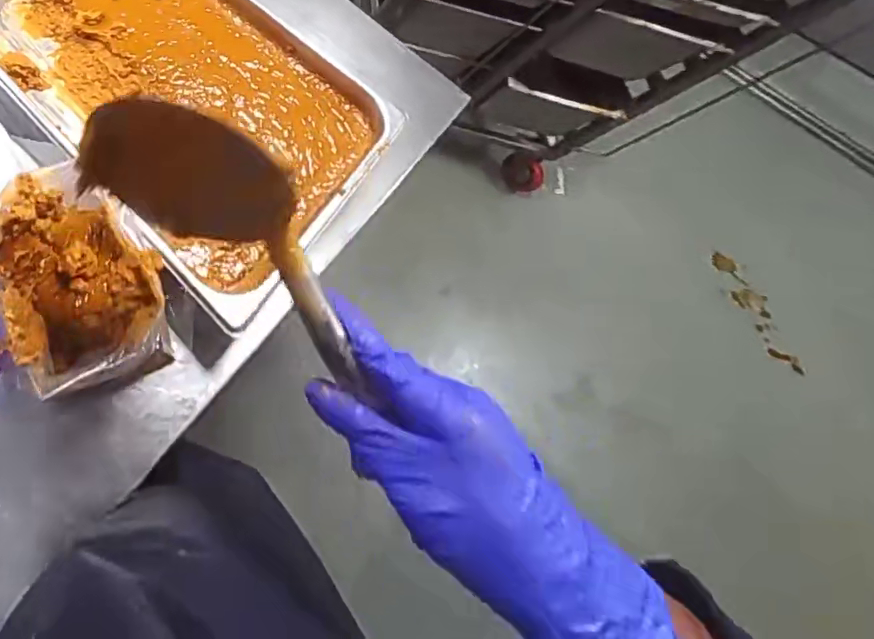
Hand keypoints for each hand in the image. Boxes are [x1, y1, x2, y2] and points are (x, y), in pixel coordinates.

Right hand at [306, 294, 675, 638]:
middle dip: (360, 394)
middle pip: (392, 380)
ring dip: (380, 427)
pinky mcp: (478, 446)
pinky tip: (397, 475)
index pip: (382, 353)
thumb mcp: (405, 474)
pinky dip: (401, 442)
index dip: (350, 327)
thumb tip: (318, 388)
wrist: (555, 575)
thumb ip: (361, 429)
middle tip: (338, 426)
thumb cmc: (473, 517)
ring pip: (407, 408)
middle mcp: (456, 398)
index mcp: (440, 398)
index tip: (326, 298)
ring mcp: (471, 421)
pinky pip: (425, 428)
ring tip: (372, 469)